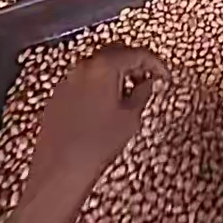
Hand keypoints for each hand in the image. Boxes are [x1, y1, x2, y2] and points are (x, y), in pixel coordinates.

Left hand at [29, 46, 167, 194]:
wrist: (60, 171)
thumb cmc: (96, 145)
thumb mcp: (130, 118)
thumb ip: (143, 93)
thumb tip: (147, 84)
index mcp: (105, 66)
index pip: (137, 53)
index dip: (155, 63)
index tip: (163, 74)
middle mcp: (84, 66)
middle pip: (116, 52)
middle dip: (134, 63)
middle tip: (148, 78)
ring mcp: (68, 79)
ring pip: (98, 65)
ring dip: (115, 73)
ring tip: (128, 94)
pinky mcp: (59, 94)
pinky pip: (84, 79)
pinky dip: (98, 84)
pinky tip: (105, 105)